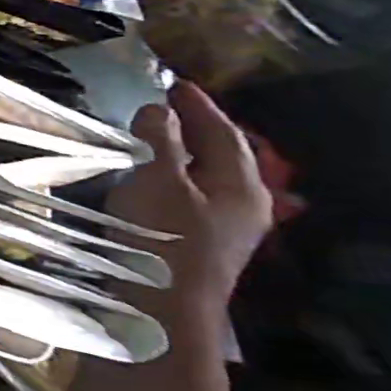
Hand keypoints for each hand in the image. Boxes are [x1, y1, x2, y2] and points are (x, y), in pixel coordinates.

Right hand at [112, 84, 273, 334]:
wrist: (159, 307)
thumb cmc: (161, 236)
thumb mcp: (158, 180)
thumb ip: (161, 142)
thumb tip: (159, 110)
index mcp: (242, 187)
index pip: (224, 134)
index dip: (199, 106)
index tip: (175, 83)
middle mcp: (241, 206)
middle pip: (222, 157)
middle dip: (196, 129)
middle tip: (165, 106)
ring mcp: (221, 229)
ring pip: (204, 178)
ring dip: (180, 153)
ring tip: (151, 135)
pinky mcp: (196, 243)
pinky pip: (187, 195)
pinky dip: (169, 175)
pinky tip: (148, 175)